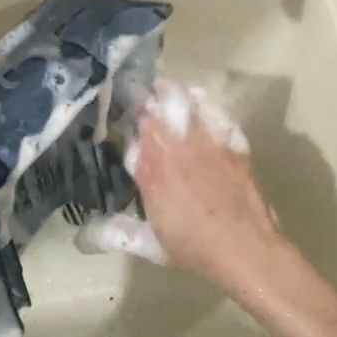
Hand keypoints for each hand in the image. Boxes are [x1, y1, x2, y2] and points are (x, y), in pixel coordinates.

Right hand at [120, 79, 286, 289]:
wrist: (245, 248)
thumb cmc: (196, 249)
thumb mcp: (152, 245)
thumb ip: (122, 233)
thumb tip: (90, 232)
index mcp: (152, 174)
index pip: (133, 138)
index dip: (128, 127)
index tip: (127, 123)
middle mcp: (175, 151)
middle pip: (154, 114)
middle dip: (144, 102)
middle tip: (141, 96)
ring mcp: (204, 143)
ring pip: (181, 105)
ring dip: (169, 93)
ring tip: (163, 87)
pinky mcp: (230, 142)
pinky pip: (212, 111)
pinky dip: (201, 100)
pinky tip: (196, 96)